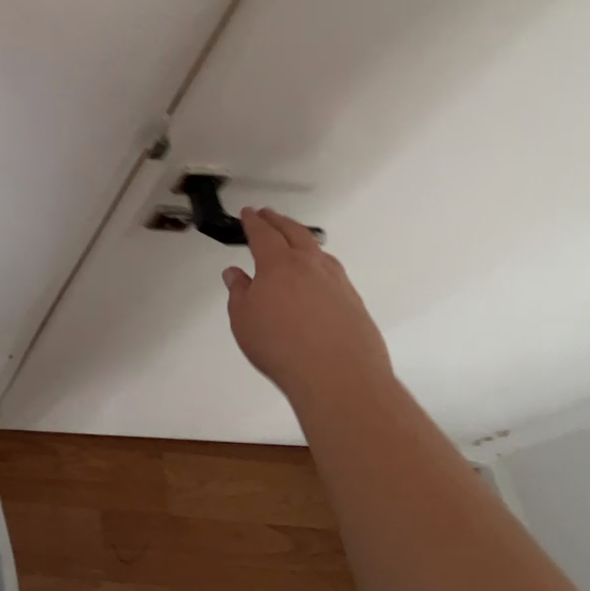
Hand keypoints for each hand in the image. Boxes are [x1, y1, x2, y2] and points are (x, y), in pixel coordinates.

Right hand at [222, 207, 393, 404]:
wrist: (339, 377)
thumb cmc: (280, 346)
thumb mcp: (244, 320)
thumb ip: (239, 292)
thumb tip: (235, 273)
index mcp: (279, 264)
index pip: (263, 234)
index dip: (253, 222)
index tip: (248, 213)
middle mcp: (310, 266)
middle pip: (294, 233)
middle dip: (279, 221)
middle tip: (269, 214)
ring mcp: (337, 283)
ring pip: (319, 251)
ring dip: (303, 240)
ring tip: (296, 241)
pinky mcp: (355, 303)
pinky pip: (334, 273)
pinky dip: (321, 265)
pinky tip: (319, 278)